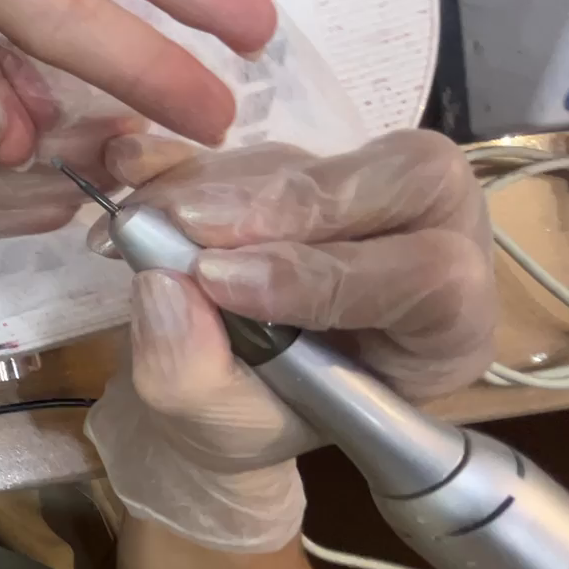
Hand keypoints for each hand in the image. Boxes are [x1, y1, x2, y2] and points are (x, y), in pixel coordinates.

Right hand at [84, 131, 497, 550]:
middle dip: (284, 200)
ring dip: (207, 185)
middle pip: (407, 177)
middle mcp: (418, 245)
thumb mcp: (212, 423)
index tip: (215, 282)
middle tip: (185, 223)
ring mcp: (353, 200)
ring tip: (133, 225)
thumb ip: (189, 372)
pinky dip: (177, 156)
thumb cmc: (238, 415)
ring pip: (306, 157)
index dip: (323, 271)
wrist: (209, 382)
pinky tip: (131, 171)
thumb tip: (162, 283)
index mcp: (438, 331)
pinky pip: (240, 144)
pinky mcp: (286, 171)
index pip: (431, 275)